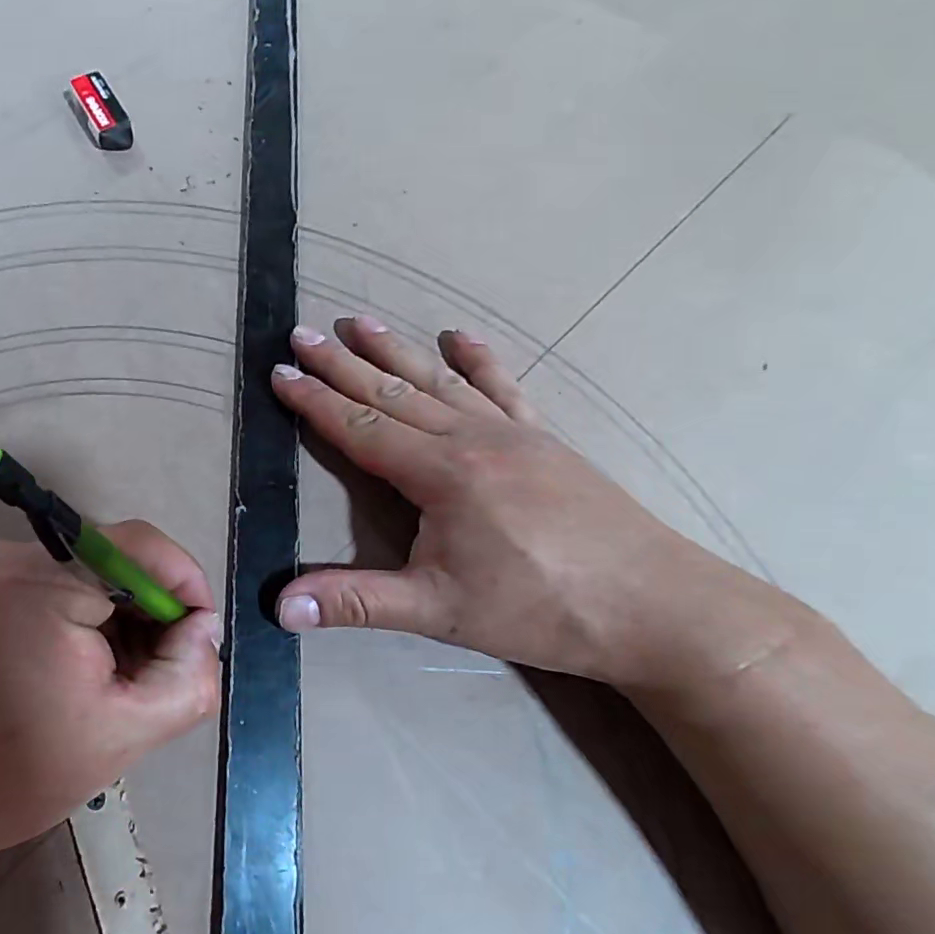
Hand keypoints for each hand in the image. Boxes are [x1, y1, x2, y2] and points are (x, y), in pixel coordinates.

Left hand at [0, 521, 219, 857]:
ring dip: (123, 617)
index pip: (140, 548)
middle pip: (116, 559)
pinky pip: (63, 584)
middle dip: (153, 612)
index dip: (185, 585)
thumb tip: (203, 630)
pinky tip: (90, 668)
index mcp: (39, 586)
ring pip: (93, 572)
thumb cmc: (19, 774)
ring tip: (122, 678)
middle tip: (161, 672)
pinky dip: (92, 618)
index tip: (200, 639)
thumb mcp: (129, 732)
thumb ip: (190, 675)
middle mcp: (9, 558)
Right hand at [270, 317, 804, 688]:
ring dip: (397, 350)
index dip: (316, 401)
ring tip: (361, 322)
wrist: (653, 604)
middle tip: (303, 333)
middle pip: (394, 392)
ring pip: (442, 381)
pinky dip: (479, 360)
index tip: (281, 372)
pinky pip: (504, 387)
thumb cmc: (540, 609)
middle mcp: (474, 438)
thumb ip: (357, 602)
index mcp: (442, 473)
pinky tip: (462, 336)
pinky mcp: (547, 441)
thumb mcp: (438, 611)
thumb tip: (281, 608)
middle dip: (343, 364)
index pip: (362, 427)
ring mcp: (515, 433)